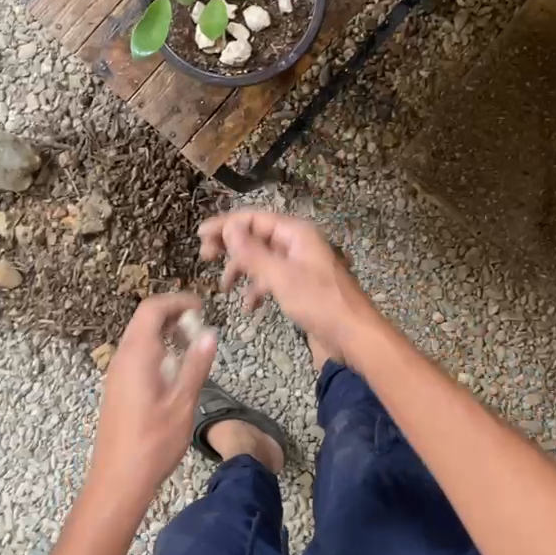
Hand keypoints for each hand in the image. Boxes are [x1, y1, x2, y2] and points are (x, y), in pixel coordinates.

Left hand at [88, 293, 217, 498]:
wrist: (118, 481)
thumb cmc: (153, 442)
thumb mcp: (183, 403)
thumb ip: (196, 365)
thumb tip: (210, 333)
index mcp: (136, 354)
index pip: (152, 308)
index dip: (177, 301)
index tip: (201, 308)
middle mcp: (122, 357)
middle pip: (145, 319)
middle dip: (173, 316)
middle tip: (199, 328)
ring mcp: (116, 373)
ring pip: (140, 337)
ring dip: (165, 334)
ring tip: (191, 348)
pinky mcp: (117, 387)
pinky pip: (136, 354)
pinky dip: (157, 350)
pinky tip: (174, 373)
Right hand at [197, 209, 380, 354]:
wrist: (355, 336)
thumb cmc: (320, 302)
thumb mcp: (281, 277)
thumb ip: (252, 253)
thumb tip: (228, 228)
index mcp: (295, 233)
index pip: (253, 219)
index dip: (225, 224)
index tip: (200, 235)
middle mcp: (297, 243)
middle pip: (256, 236)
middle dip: (231, 246)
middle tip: (205, 257)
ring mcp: (299, 264)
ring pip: (262, 258)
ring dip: (242, 269)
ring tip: (224, 287)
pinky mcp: (301, 285)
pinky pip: (272, 278)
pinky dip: (258, 288)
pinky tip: (249, 306)